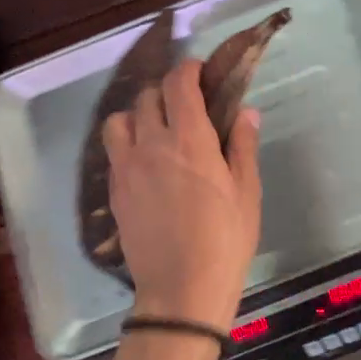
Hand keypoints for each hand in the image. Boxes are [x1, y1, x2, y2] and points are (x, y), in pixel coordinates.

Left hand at [101, 59, 261, 332]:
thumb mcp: (246, 191)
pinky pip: (114, 152)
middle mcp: (152, 145)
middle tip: (186, 103)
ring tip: (157, 129)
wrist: (181, 289)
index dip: (188, 70)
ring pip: (119, 121)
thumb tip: (246, 112)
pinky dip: (128, 143)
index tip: (200, 71)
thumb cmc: (225, 239)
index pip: (178, 84)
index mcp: (190, 141)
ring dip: (138, 115)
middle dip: (166, 91)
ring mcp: (127, 169)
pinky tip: (147, 161)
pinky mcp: (115, 192)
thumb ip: (242, 146)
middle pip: (147, 97)